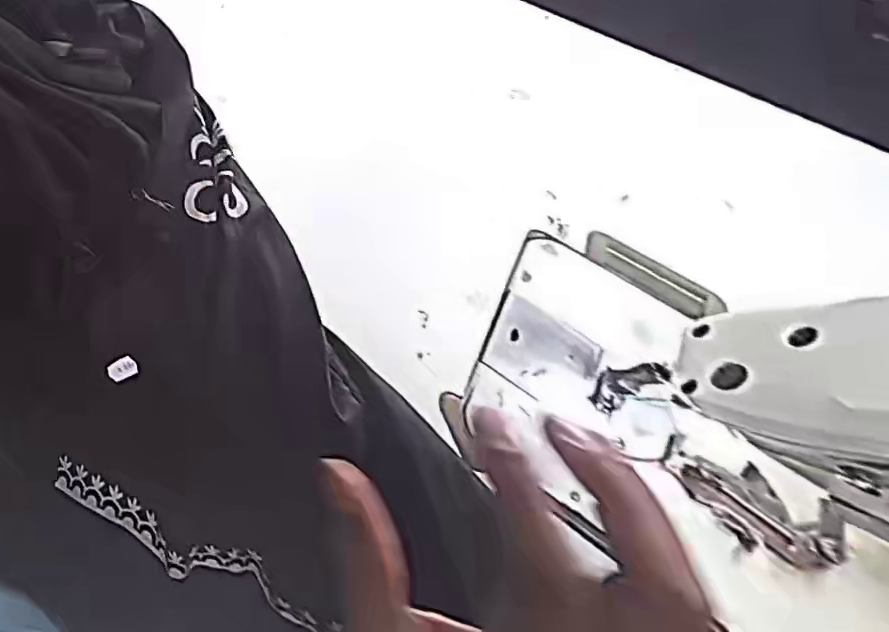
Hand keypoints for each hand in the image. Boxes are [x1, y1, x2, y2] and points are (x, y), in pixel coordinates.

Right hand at [323, 412, 714, 631]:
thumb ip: (367, 556)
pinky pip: (686, 621)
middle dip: (612, 485)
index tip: (489, 424)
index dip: (515, 468)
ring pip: (692, 604)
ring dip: (646, 517)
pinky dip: (658, 561)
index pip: (540, 540)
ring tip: (601, 457)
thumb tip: (342, 478)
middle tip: (560, 428)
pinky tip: (631, 529)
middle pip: (656, 579)